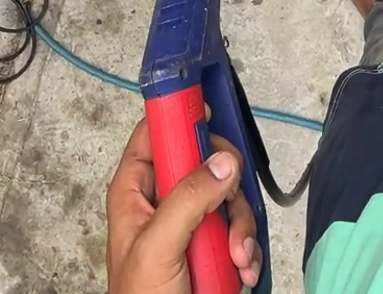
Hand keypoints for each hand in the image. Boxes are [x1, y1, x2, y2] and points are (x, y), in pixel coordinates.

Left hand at [106, 119, 261, 293]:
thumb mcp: (159, 247)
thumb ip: (189, 199)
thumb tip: (223, 159)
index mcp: (135, 191)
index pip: (154, 133)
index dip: (179, 117)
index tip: (209, 112)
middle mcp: (163, 200)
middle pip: (202, 159)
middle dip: (225, 184)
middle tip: (232, 201)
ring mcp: (190, 224)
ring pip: (227, 194)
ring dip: (240, 225)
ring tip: (237, 257)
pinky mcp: (212, 248)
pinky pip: (239, 228)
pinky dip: (247, 248)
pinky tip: (242, 270)